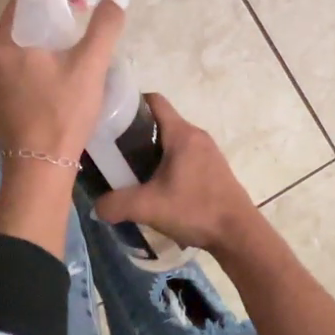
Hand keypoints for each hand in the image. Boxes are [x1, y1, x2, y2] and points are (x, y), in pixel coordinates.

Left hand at [0, 0, 128, 160]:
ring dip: (40, 43)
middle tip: (79, 25)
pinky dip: (30, 64)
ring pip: (15, 49)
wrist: (40, 168)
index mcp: (2, 43)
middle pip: (19, 25)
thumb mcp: (90, 65)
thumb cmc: (63, 113)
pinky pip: (11, 70)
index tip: (81, 2)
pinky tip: (53, 74)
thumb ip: (105, 25)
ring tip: (70, 49)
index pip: (24, 0)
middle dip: (49, 19)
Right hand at [94, 94, 259, 251]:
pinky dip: (167, 163)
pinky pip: (184, 156)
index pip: (153, 101)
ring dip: (151, 151)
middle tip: (114, 152)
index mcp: (181, 134)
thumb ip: (116, 204)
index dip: (130, 104)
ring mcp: (208, 152)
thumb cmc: (194, 210)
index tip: (110, 119)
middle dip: (135, 133)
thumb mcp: (148, 207)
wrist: (237, 233)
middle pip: (160, 122)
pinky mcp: (213, 169)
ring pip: (172, 141)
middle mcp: (196, 135)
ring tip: (131, 172)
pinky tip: (156, 187)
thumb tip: (96, 207)